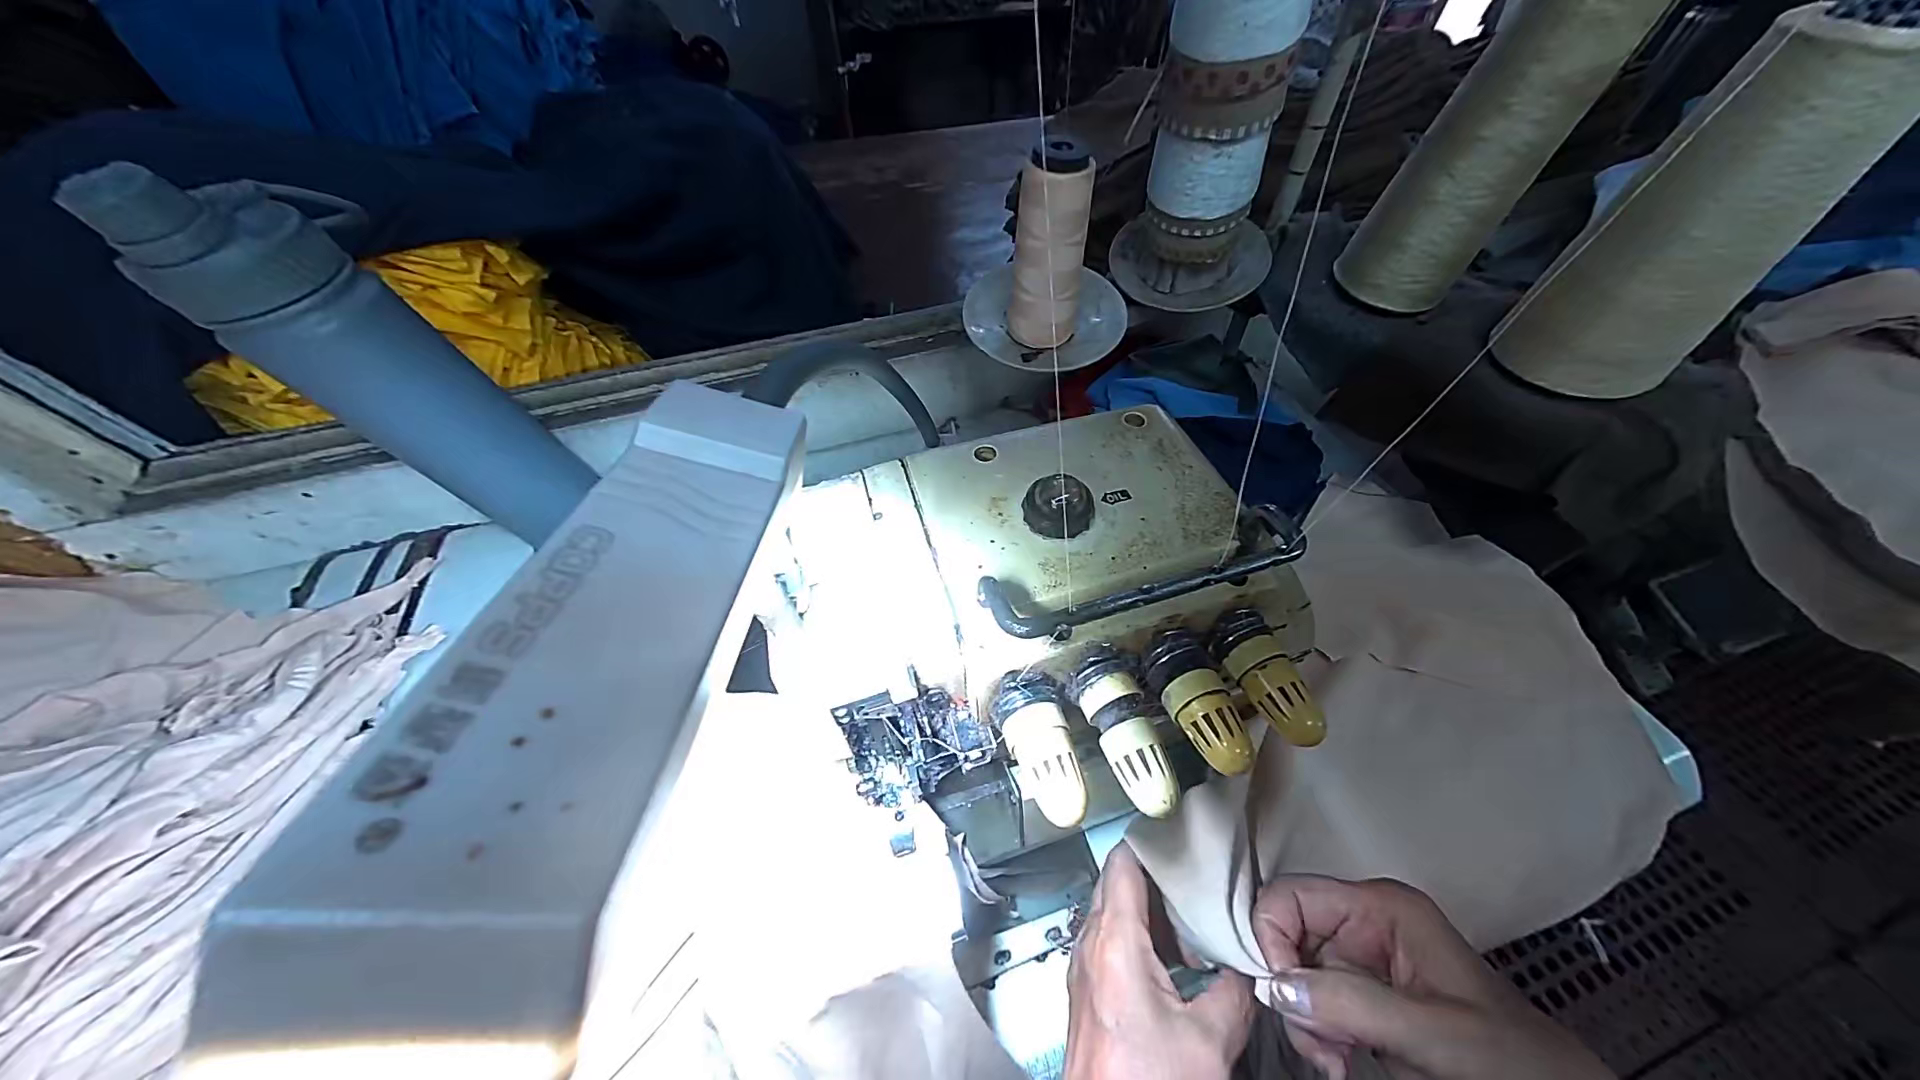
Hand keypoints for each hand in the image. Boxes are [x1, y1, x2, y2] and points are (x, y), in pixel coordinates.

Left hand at [1065, 843, 1254, 1079]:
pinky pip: (1107, 940)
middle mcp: (1089, 945)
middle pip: (1115, 883)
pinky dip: (1135, 935)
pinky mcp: (1085, 989)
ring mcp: (1083, 967)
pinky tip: (1167, 958)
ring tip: (1185, 917)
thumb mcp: (1208, 1042)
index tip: (1174, 836)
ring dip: (1144, 908)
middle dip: (1152, 876)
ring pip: (1110, 912)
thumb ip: (1234, 994)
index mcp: (1114, 943)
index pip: (1123, 864)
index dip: (1149, 844)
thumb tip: (1245, 972)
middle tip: (1189, 877)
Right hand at [1251, 875, 1613, 1079]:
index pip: (1289, 896)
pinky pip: (1312, 1000)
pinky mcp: (1362, 993)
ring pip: (1293, 972)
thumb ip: (1354, 1003)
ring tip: (1337, 1057)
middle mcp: (1363, 923)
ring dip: (1304, 1019)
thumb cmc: (1513, 1061)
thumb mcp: (1434, 1031)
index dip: (1273, 938)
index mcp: (1380, 907)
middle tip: (1320, 1042)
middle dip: (1290, 989)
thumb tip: (1275, 985)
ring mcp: (1362, 958)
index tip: (1284, 993)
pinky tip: (1341, 1056)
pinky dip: (1315, 1032)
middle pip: (1286, 935)